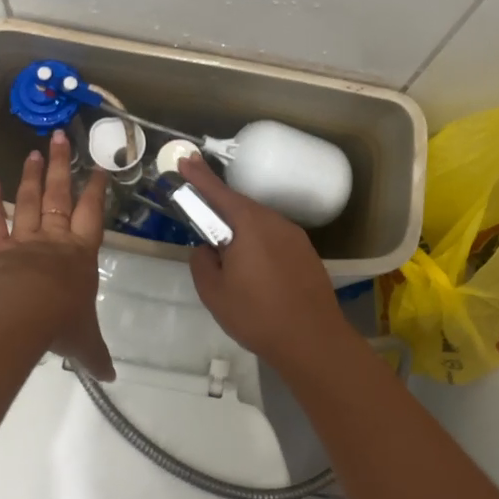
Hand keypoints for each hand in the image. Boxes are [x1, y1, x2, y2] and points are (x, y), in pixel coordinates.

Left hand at [0, 129, 114, 380]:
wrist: (23, 316)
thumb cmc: (61, 323)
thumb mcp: (85, 341)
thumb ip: (96, 354)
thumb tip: (111, 376)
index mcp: (81, 254)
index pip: (92, 214)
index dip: (95, 190)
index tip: (98, 167)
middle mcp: (56, 240)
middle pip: (61, 196)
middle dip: (61, 166)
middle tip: (60, 137)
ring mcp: (25, 240)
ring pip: (32, 201)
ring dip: (33, 176)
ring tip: (34, 150)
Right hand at [180, 154, 354, 374]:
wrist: (313, 339)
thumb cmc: (257, 315)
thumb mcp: (214, 293)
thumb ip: (202, 263)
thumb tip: (206, 247)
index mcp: (249, 224)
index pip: (218, 192)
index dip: (200, 176)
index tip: (185, 158)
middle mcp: (273, 221)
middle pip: (240, 206)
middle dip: (219, 207)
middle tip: (200, 211)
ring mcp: (293, 235)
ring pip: (259, 223)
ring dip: (240, 229)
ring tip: (226, 252)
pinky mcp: (306, 252)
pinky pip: (274, 238)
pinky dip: (258, 243)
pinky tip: (254, 267)